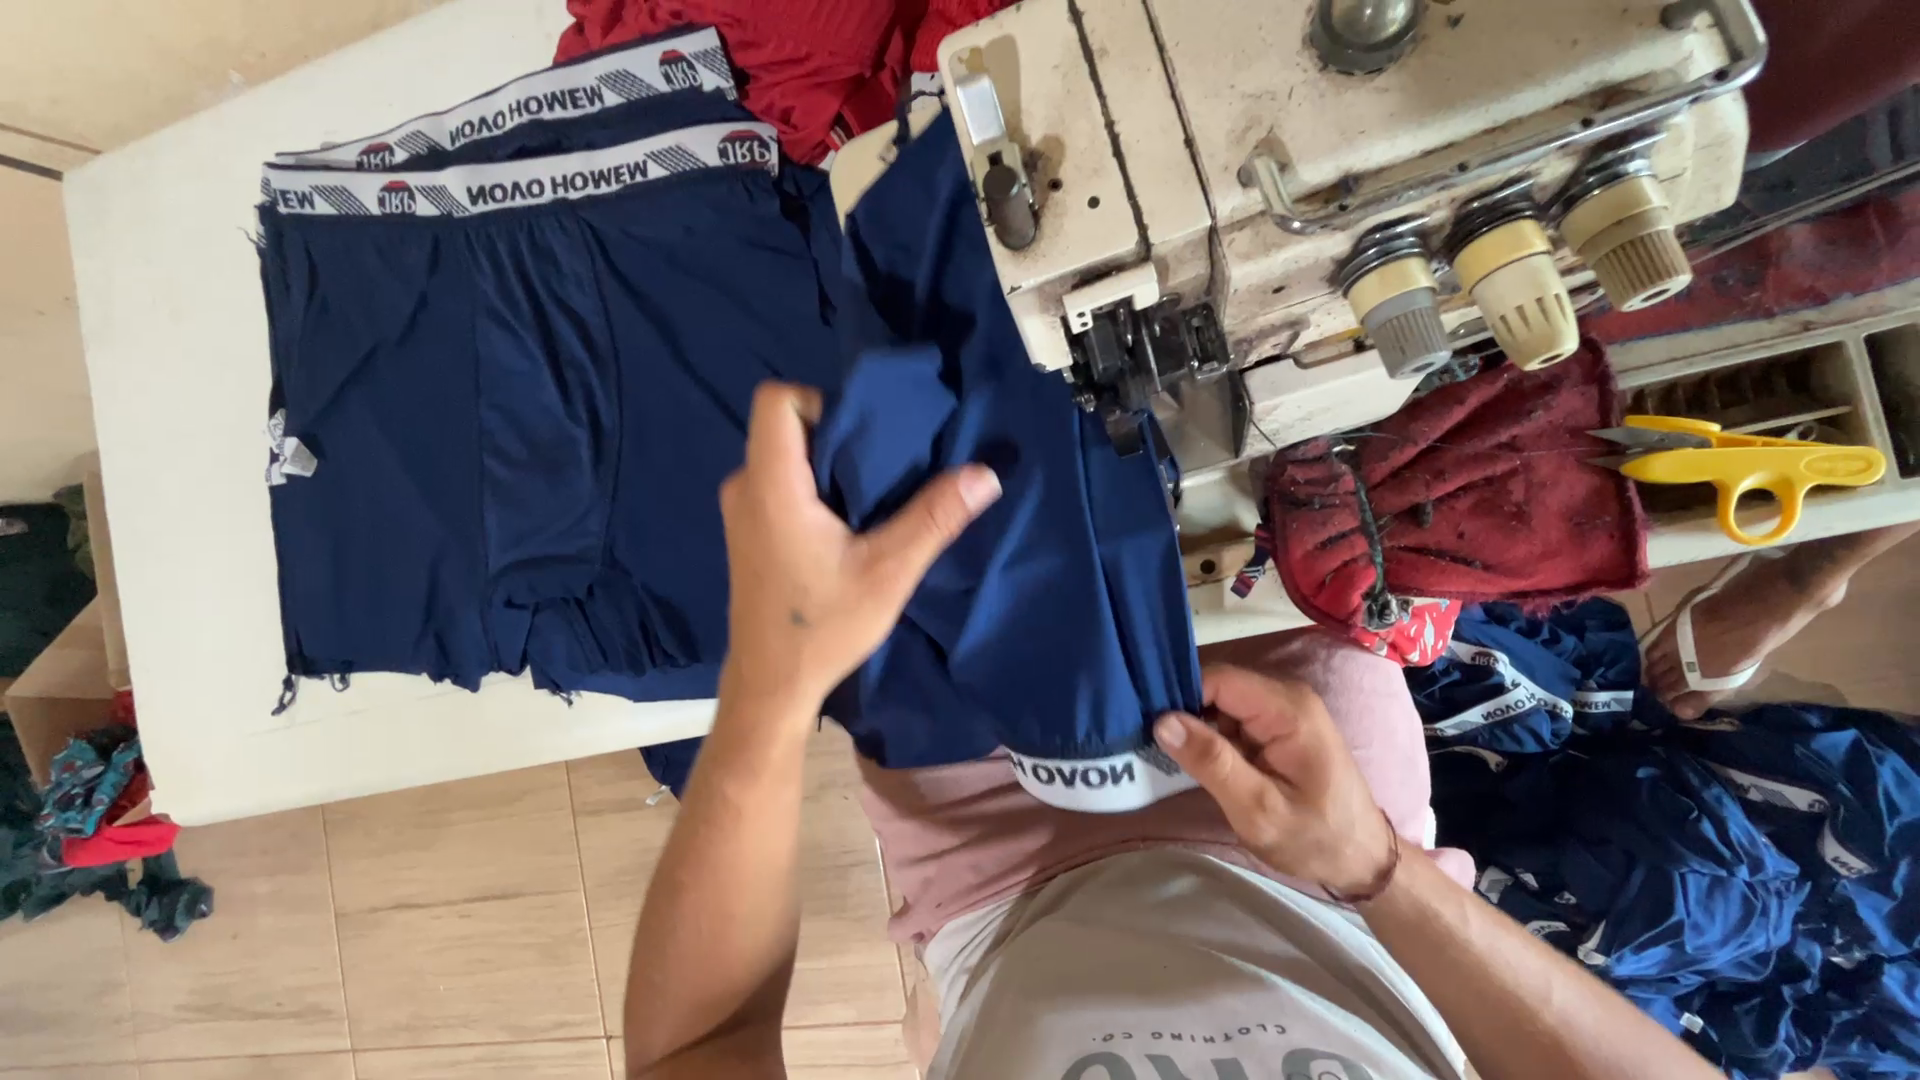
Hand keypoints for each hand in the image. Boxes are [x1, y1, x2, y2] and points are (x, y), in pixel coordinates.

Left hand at [718, 382, 1000, 708]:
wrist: (770, 686)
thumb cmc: (822, 628)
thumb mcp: (889, 572)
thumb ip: (935, 518)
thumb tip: (986, 474)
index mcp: (771, 485)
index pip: (777, 399)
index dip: (821, 402)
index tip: (865, 438)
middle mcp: (745, 487)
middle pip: (786, 427)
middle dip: (837, 435)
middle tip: (884, 468)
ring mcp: (740, 512)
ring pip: (784, 457)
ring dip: (826, 467)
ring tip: (871, 499)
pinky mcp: (747, 534)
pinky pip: (778, 485)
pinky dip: (811, 490)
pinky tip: (845, 527)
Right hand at [1154, 665, 1395, 896]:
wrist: (1363, 862)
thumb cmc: (1316, 839)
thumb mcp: (1258, 810)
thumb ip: (1212, 762)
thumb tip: (1162, 721)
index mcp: (1287, 709)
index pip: (1217, 678)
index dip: (1179, 696)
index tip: (1146, 724)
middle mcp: (1286, 696)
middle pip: (1216, 685)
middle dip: (1183, 710)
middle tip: (1150, 743)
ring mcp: (1282, 709)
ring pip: (1219, 701)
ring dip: (1193, 724)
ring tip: (1167, 753)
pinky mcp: (1276, 726)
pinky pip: (1230, 716)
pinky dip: (1208, 734)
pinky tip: (1193, 758)